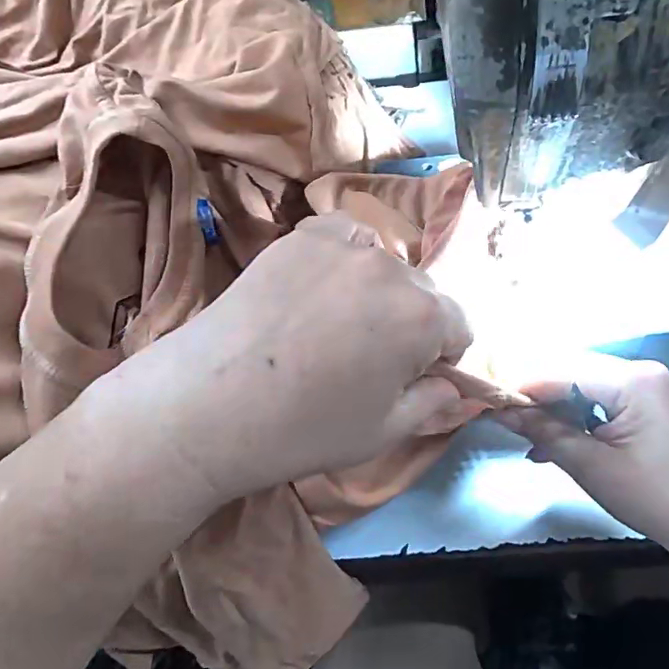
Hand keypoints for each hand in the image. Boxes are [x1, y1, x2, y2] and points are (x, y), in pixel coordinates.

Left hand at [83, 213, 475, 502]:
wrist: (209, 403)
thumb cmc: (302, 429)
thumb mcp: (382, 432)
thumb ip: (432, 403)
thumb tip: (452, 385)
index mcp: (423, 318)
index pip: (459, 325)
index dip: (439, 356)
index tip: (407, 376)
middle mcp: (391, 269)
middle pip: (422, 291)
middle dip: (409, 320)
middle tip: (365, 355)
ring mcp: (341, 245)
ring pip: (383, 263)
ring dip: (375, 288)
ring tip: (333, 322)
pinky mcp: (299, 236)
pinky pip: (341, 236)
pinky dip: (341, 256)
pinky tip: (314, 288)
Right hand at [494, 360, 668, 559]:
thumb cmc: (655, 497)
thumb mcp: (591, 466)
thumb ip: (544, 431)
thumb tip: (500, 410)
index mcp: (632, 381)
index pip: (561, 372)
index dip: (523, 388)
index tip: (488, 403)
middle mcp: (638, 371)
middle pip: (569, 373)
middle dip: (535, 397)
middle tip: (501, 417)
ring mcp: (642, 385)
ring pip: (578, 386)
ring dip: (550, 410)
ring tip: (523, 434)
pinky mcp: (641, 402)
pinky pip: (594, 399)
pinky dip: (571, 418)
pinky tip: (549, 443)